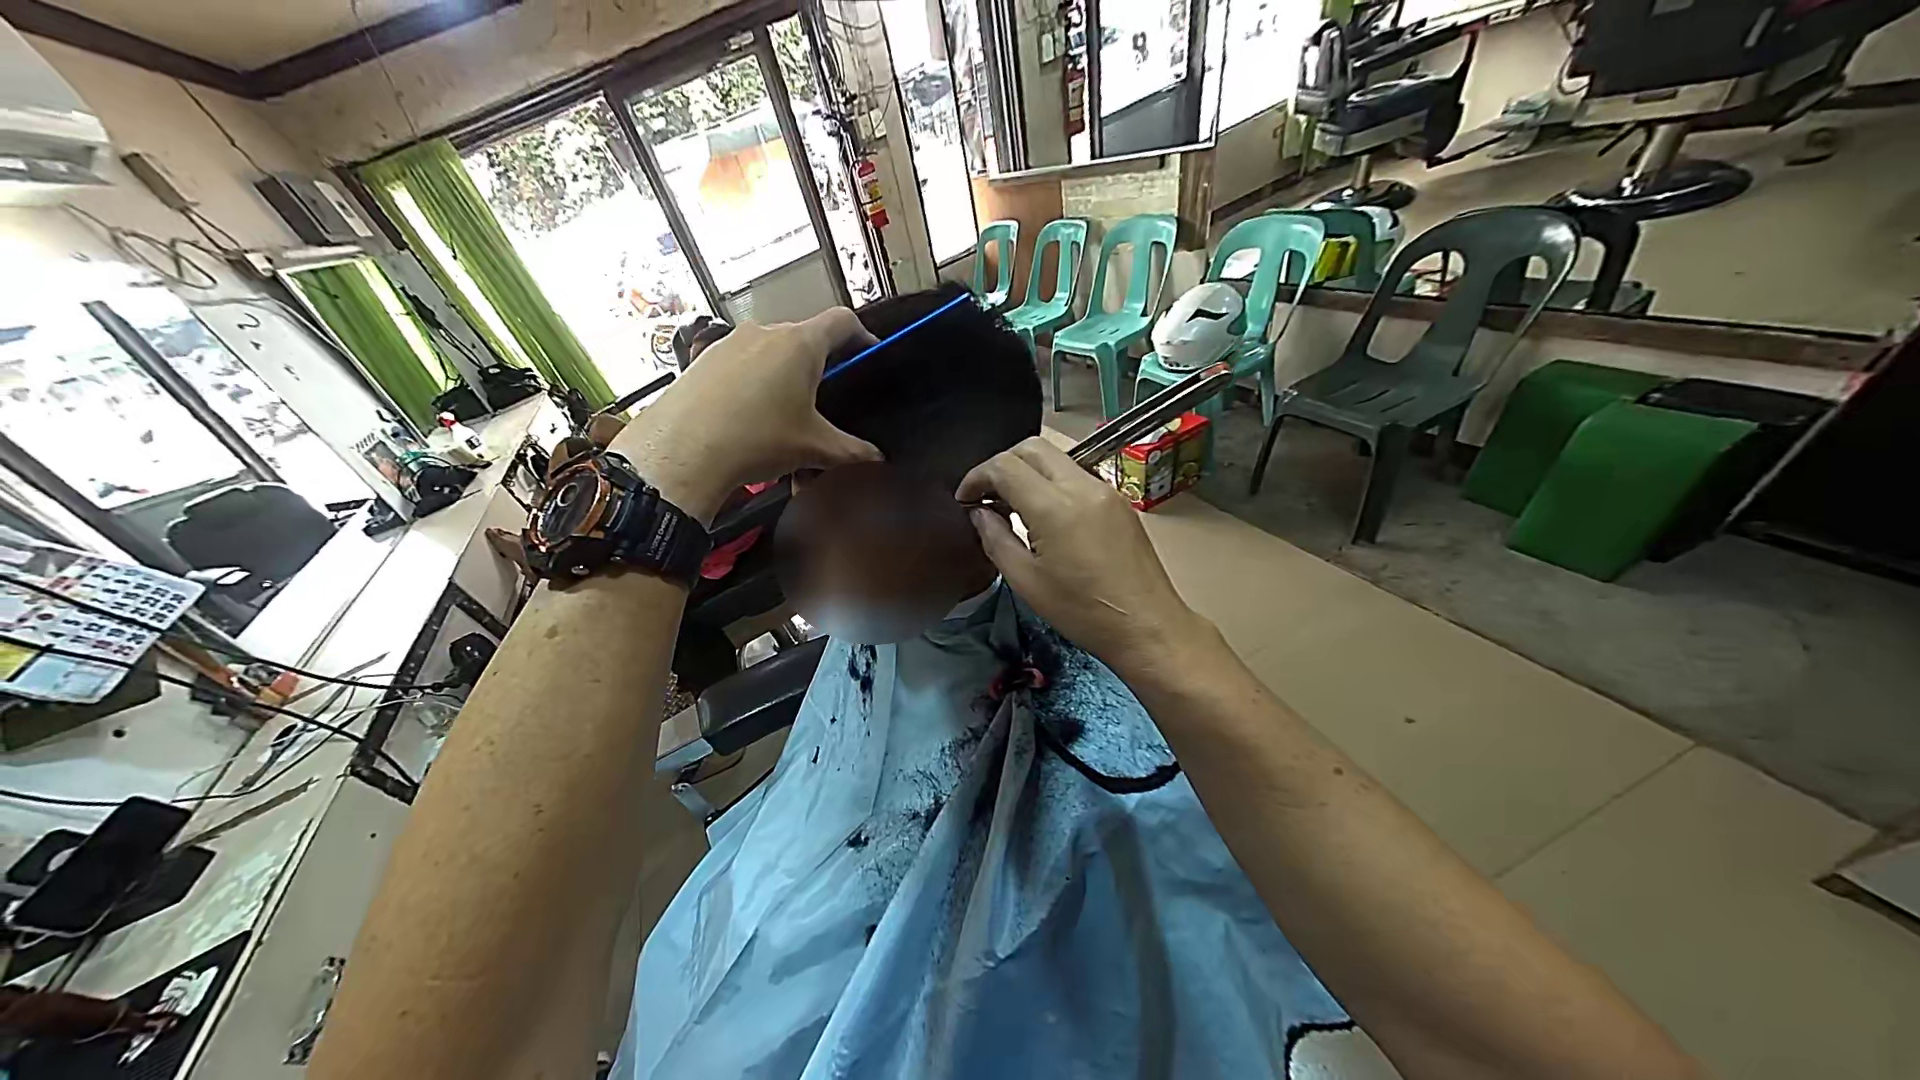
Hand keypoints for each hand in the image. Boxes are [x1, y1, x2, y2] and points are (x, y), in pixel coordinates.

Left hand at [609, 310, 881, 523]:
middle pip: (805, 341)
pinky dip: (754, 389)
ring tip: (786, 424)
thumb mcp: (815, 448)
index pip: (843, 321)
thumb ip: (853, 451)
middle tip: (827, 404)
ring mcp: (729, 345)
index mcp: (799, 344)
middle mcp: (764, 334)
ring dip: (784, 382)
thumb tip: (873, 456)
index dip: (862, 337)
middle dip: (820, 369)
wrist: (681, 452)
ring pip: (771, 356)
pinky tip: (753, 425)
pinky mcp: (704, 362)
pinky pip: (741, 368)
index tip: (867, 355)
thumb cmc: (749, 439)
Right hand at [955, 438, 1208, 672]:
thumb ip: (996, 539)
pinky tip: (1044, 515)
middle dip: (1001, 465)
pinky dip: (1051, 482)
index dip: (977, 476)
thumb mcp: (1026, 581)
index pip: (1005, 466)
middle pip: (1031, 447)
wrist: (1147, 626)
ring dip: (1027, 471)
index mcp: (1056, 507)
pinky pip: (1076, 475)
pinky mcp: (1119, 501)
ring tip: (1012, 506)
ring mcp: (1106, 490)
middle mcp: (1083, 487)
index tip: (965, 499)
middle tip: (985, 496)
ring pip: (1056, 457)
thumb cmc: (1084, 612)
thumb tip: (980, 513)